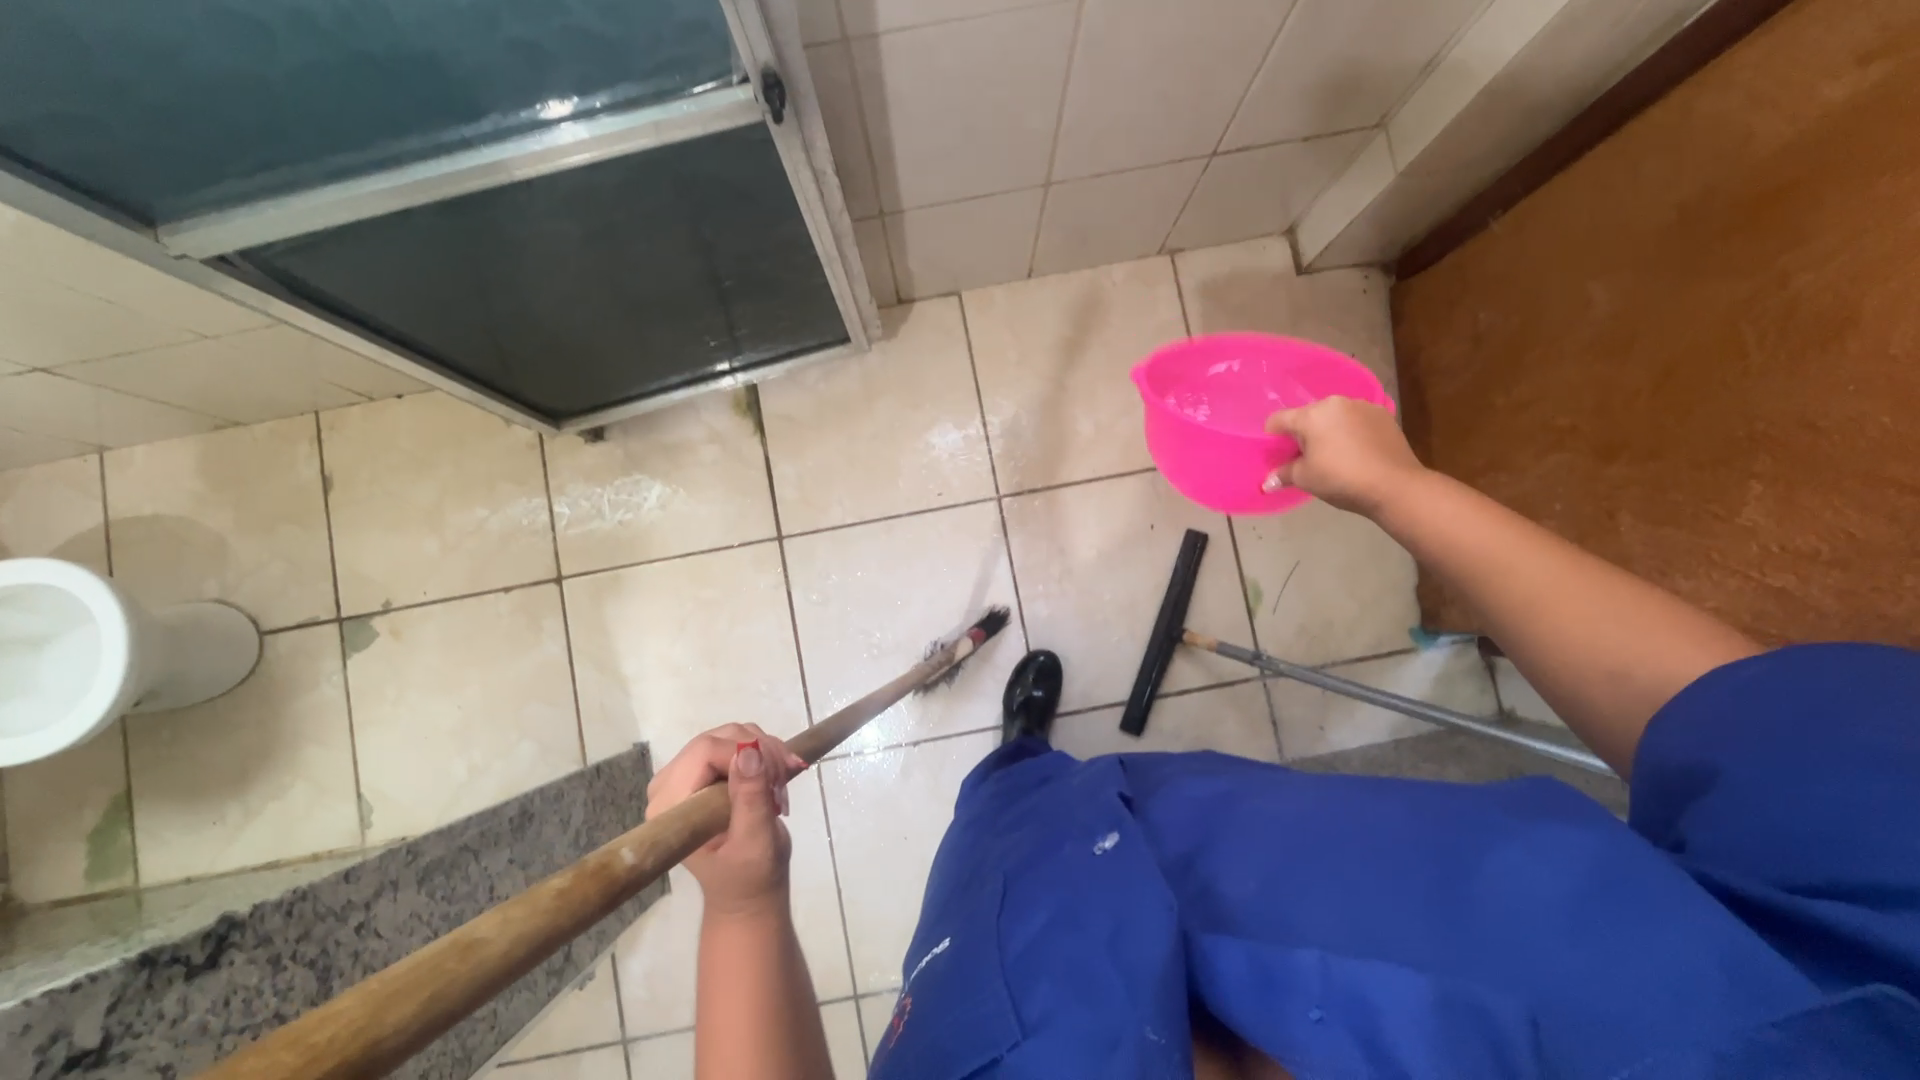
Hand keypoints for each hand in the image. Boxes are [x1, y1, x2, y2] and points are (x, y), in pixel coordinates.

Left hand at [646, 724, 807, 918]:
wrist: (749, 890)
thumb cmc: (749, 876)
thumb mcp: (755, 841)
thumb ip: (750, 797)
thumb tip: (750, 752)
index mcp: (671, 804)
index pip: (706, 750)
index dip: (745, 753)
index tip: (776, 779)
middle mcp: (671, 784)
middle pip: (720, 737)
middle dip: (761, 752)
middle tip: (783, 783)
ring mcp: (689, 775)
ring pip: (734, 734)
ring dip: (767, 755)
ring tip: (780, 789)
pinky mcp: (709, 770)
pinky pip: (741, 741)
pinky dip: (766, 755)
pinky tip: (777, 781)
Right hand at [1262, 396, 1426, 515]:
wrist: (1395, 485)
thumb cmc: (1341, 479)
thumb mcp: (1306, 479)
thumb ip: (1283, 474)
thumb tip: (1267, 483)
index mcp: (1312, 415)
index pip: (1279, 419)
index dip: (1271, 437)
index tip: (1276, 454)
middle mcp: (1336, 403)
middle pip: (1308, 416)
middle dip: (1303, 434)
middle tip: (1306, 458)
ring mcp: (1363, 406)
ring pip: (1334, 416)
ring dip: (1329, 431)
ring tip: (1335, 455)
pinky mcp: (1384, 415)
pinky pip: (1356, 420)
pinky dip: (1351, 432)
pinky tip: (1357, 452)